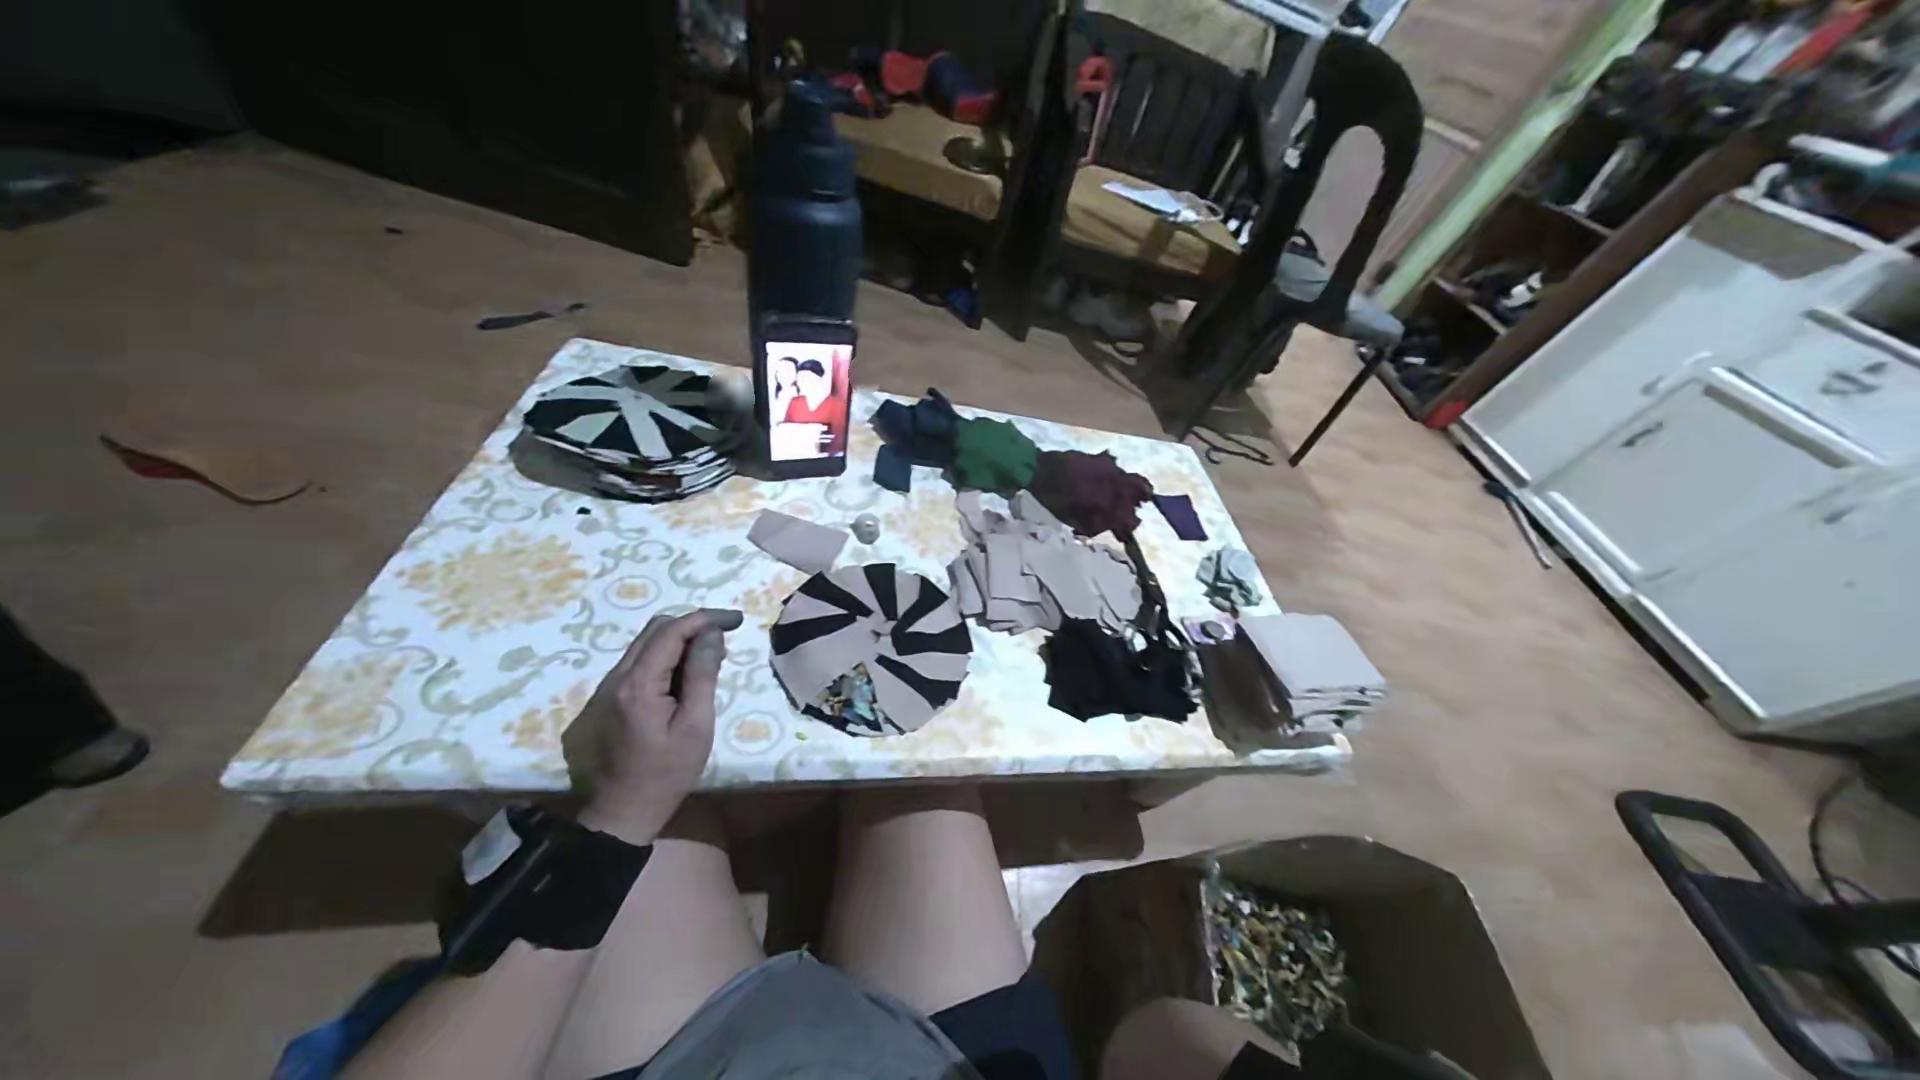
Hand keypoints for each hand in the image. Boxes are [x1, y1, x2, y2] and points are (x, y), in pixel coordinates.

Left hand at [576, 609, 742, 843]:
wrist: (623, 813)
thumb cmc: (667, 772)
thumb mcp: (696, 724)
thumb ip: (703, 674)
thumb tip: (712, 634)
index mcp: (639, 684)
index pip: (672, 631)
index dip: (706, 619)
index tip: (736, 620)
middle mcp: (617, 678)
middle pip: (655, 630)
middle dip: (693, 625)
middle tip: (726, 638)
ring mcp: (608, 689)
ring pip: (645, 645)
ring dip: (679, 642)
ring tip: (710, 657)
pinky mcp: (608, 700)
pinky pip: (639, 663)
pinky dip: (666, 658)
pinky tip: (685, 677)